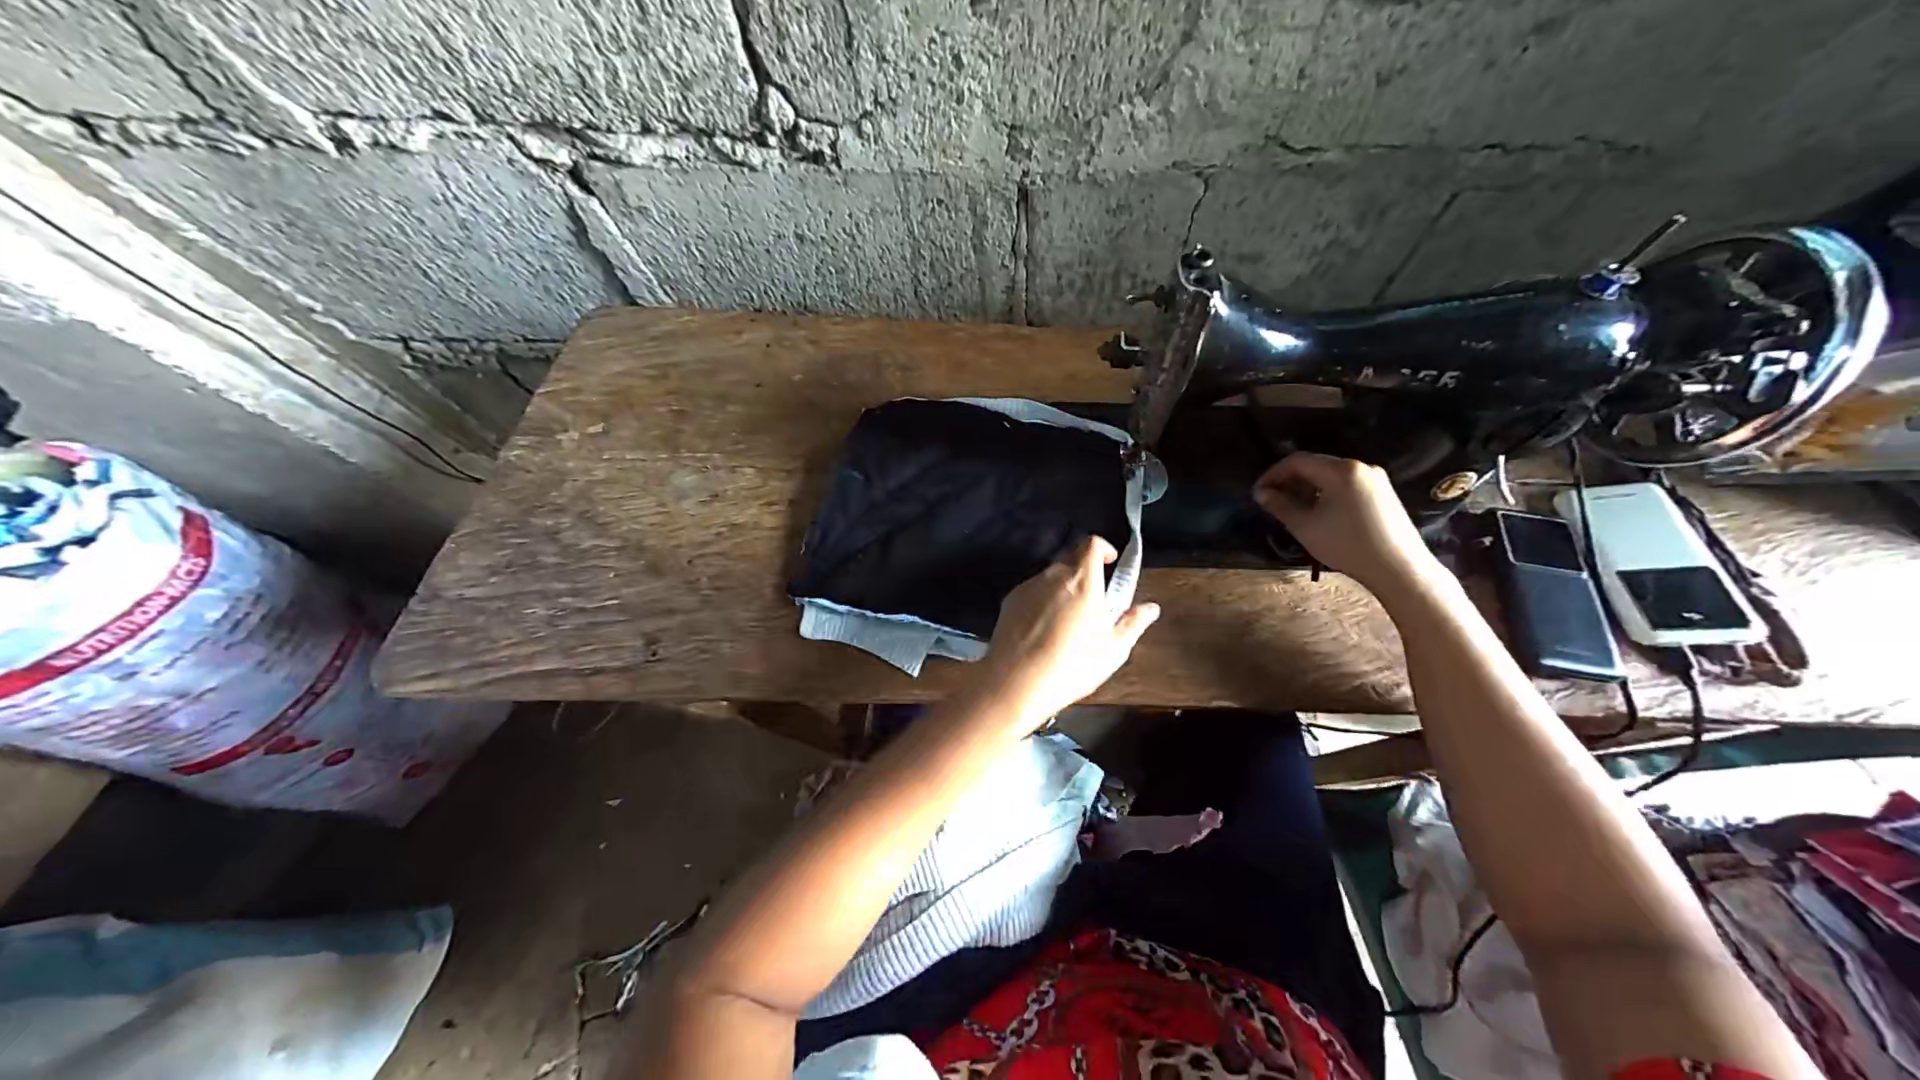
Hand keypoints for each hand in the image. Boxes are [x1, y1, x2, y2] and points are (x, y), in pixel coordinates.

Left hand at [977, 536, 1160, 727]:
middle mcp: (1053, 575)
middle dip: (1084, 570)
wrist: (1016, 682)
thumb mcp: (1113, 649)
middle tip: (1093, 599)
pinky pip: (1032, 591)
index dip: (1103, 549)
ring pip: (1050, 576)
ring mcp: (1028, 586)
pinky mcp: (1010, 601)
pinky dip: (1042, 600)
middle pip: (1070, 557)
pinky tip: (1044, 629)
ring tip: (1069, 620)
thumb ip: (1133, 623)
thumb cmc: (1071, 665)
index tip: (1110, 563)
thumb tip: (1151, 608)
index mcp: (1083, 580)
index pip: (1092, 544)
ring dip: (1062, 587)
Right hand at [1251, 452, 1441, 594]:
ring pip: (1331, 475)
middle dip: (1290, 481)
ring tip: (1293, 509)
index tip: (1258, 493)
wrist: (1399, 568)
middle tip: (1272, 501)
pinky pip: (1346, 485)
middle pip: (1316, 465)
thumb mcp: (1305, 526)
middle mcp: (1360, 467)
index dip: (1273, 474)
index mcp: (1340, 470)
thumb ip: (1280, 505)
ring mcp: (1376, 479)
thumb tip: (1261, 493)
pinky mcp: (1383, 494)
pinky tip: (1319, 513)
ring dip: (1307, 488)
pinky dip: (1326, 493)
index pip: (1298, 461)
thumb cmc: (1346, 545)